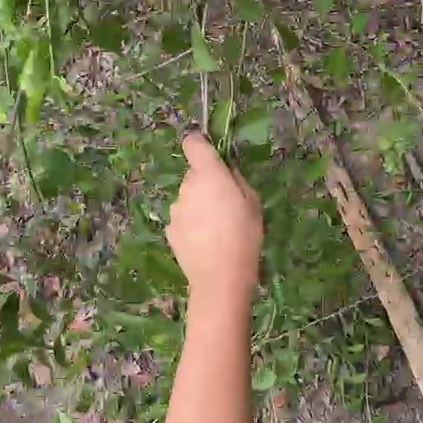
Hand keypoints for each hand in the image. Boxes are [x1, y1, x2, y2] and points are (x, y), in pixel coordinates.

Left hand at [168, 134, 263, 311]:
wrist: (220, 278)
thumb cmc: (244, 236)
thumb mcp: (253, 203)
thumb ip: (237, 180)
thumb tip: (226, 173)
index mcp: (209, 174)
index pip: (193, 144)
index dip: (200, 145)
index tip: (210, 156)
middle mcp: (187, 186)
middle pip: (194, 175)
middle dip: (206, 184)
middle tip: (225, 205)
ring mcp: (175, 208)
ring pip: (187, 198)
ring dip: (198, 206)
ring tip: (216, 229)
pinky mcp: (169, 229)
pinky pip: (182, 218)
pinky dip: (191, 224)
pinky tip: (204, 242)